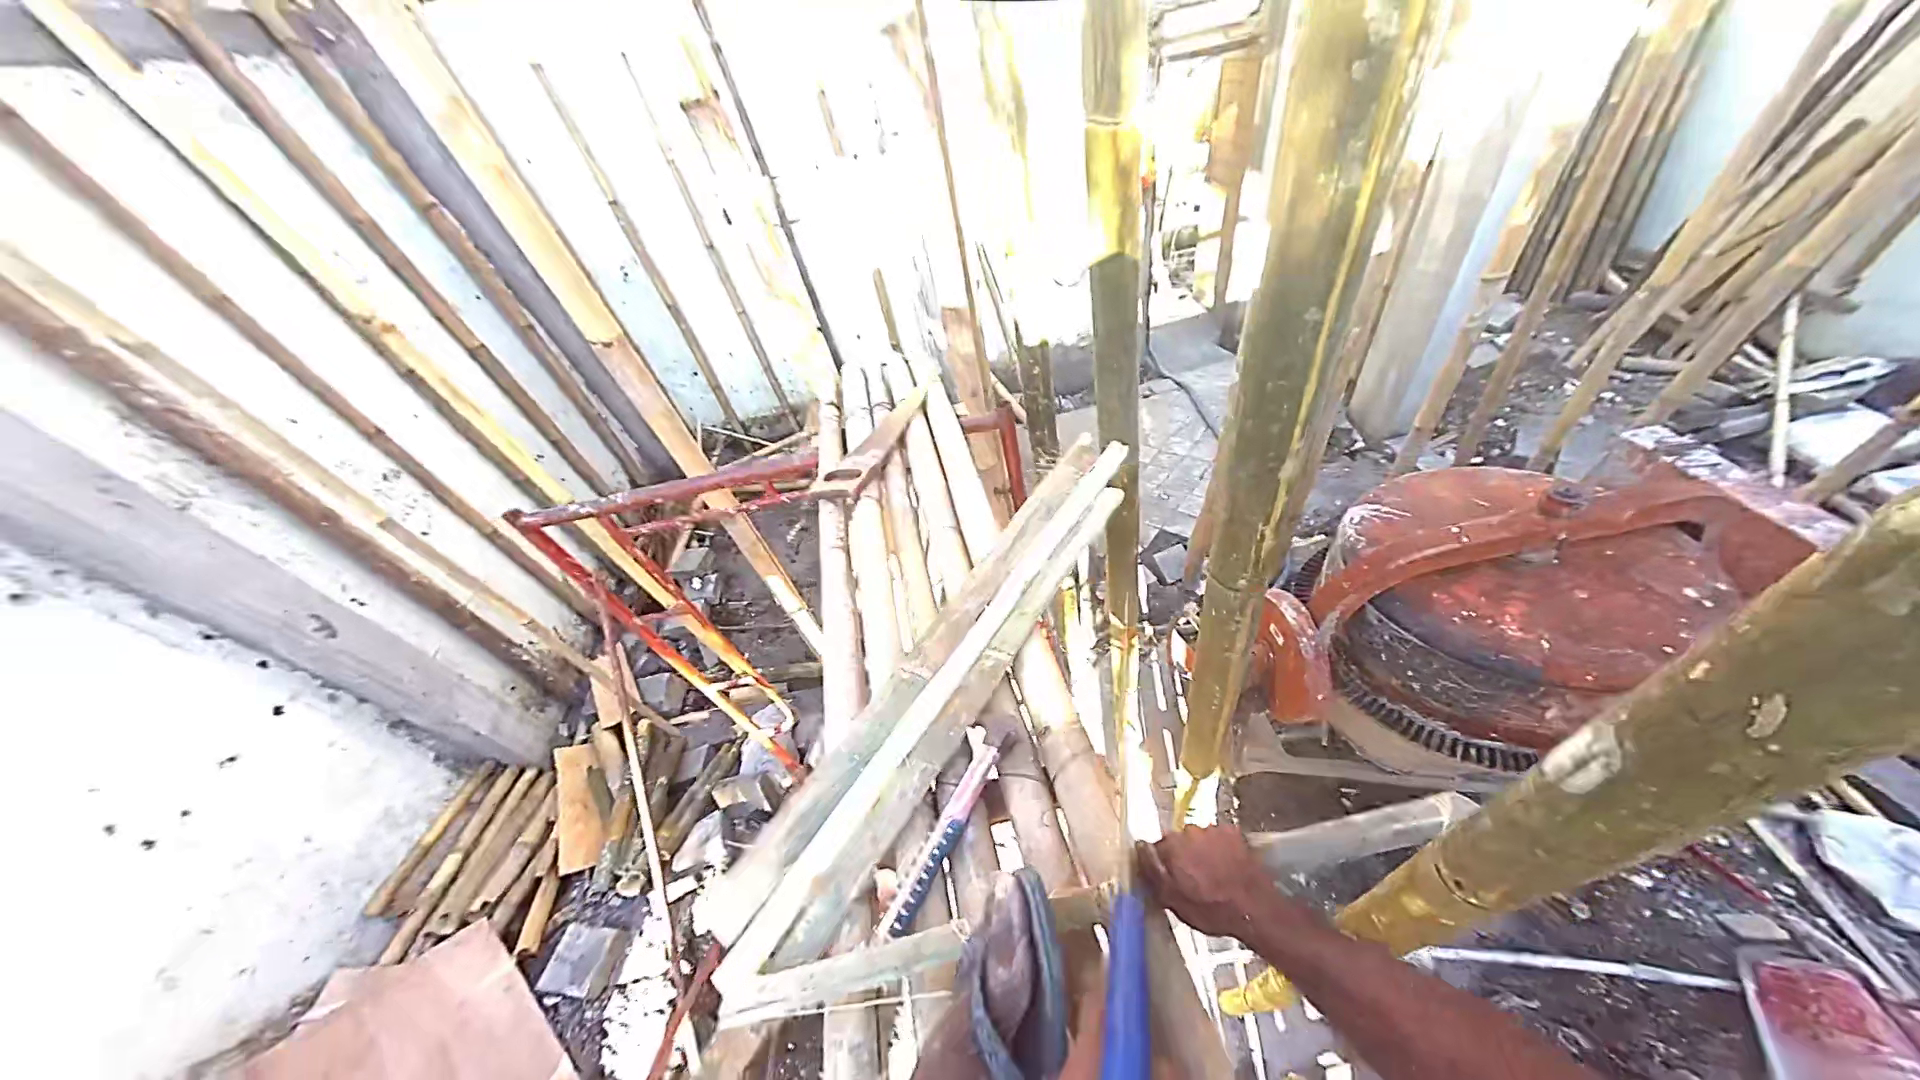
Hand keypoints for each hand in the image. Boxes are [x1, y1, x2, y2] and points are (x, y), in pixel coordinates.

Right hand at [1137, 827, 1288, 939]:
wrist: (1256, 908)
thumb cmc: (1212, 910)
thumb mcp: (1174, 901)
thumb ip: (1152, 872)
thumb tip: (1139, 848)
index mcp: (1170, 845)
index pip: (1156, 849)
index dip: (1163, 865)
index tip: (1172, 880)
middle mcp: (1188, 830)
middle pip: (1178, 841)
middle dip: (1183, 857)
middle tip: (1194, 880)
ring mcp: (1213, 829)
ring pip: (1199, 839)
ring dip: (1202, 852)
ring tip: (1214, 875)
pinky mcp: (1233, 832)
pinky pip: (1219, 838)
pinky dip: (1221, 849)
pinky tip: (1228, 867)